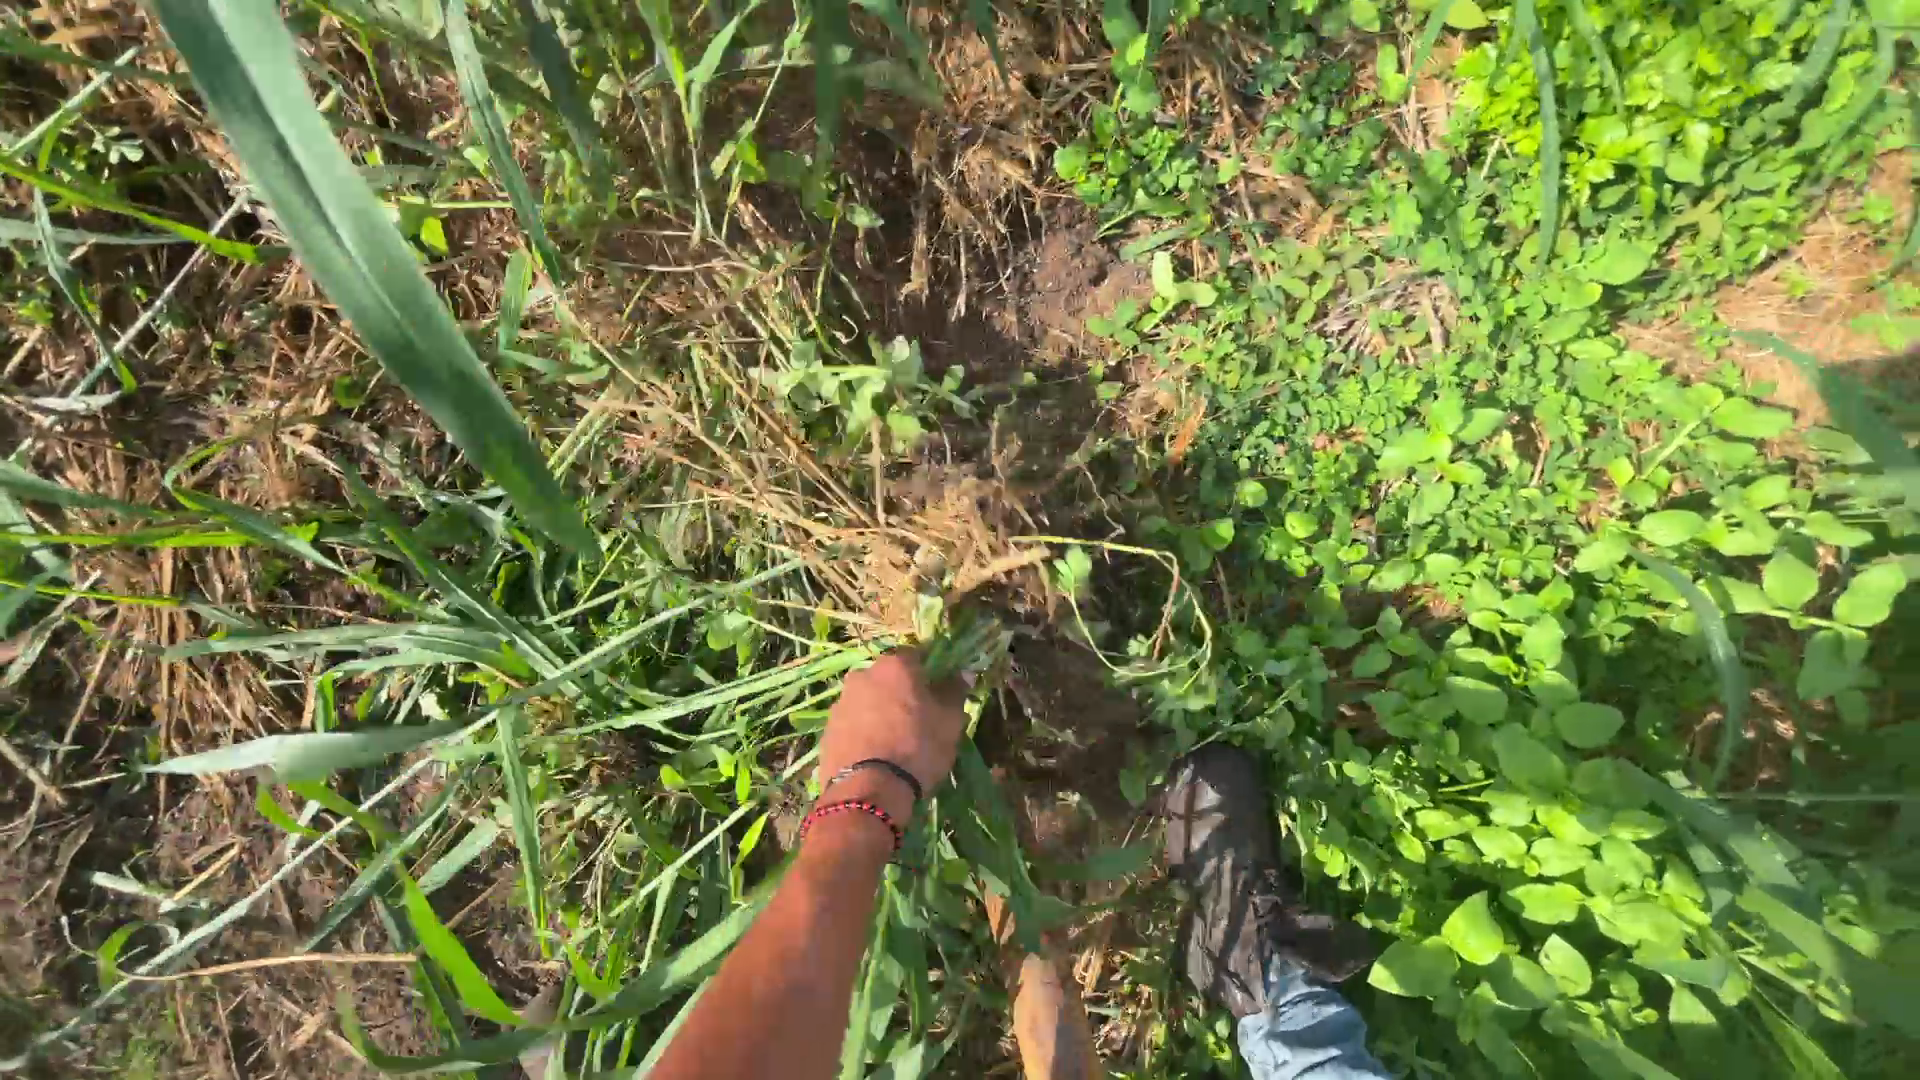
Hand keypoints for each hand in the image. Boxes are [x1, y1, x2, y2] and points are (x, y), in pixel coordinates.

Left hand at [816, 651, 966, 817]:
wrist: (868, 790)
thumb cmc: (917, 747)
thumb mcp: (950, 721)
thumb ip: (955, 691)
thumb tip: (962, 673)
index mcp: (895, 665)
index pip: (916, 656)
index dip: (929, 672)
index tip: (938, 692)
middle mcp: (863, 675)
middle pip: (888, 678)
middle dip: (901, 692)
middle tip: (917, 719)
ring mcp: (841, 702)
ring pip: (868, 700)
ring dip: (880, 712)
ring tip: (894, 742)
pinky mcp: (827, 729)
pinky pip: (852, 724)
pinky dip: (863, 732)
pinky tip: (874, 755)